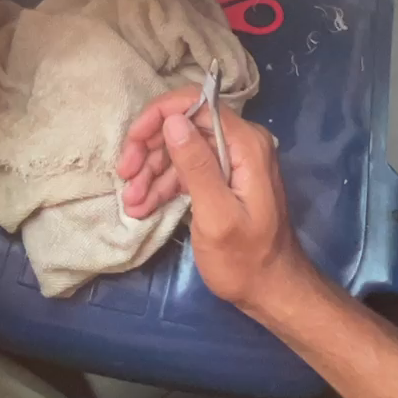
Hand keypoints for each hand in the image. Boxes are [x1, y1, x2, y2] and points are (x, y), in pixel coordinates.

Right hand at [116, 89, 317, 314]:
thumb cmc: (246, 261)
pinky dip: (162, 185)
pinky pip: (185, 169)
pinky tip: (142, 206)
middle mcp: (240, 143)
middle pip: (184, 125)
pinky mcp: (221, 177)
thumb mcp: (216, 216)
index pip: (197, 104)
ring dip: (150, 172)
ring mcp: (231, 160)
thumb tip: (172, 120)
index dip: (160, 115)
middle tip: (125, 176)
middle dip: (149, 148)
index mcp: (246, 144)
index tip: (133, 140)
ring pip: (179, 148)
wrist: (272, 293)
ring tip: (131, 202)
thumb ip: (196, 165)